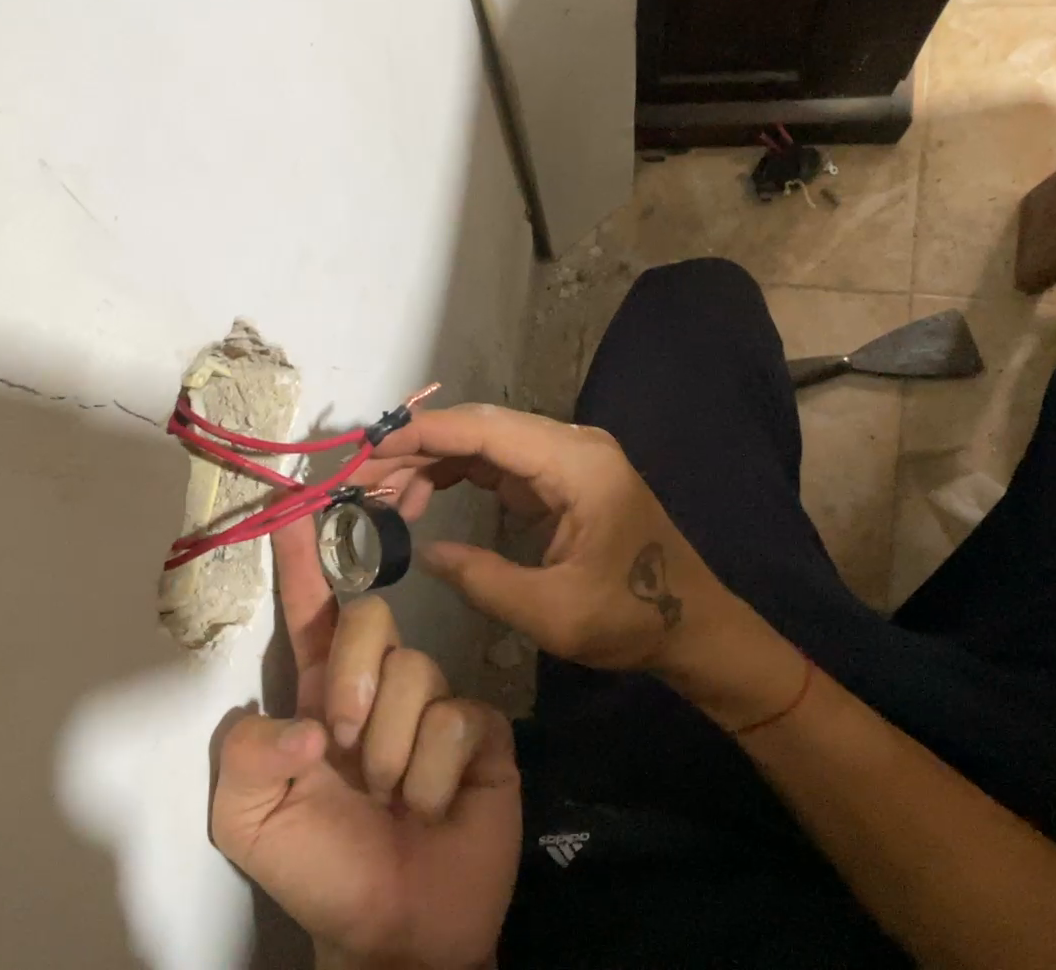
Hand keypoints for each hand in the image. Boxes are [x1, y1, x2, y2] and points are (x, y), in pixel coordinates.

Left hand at [209, 519, 520, 969]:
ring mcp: (434, 705)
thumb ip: (248, 754)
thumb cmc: (320, 870)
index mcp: (321, 695)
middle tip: (347, 747)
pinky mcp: (480, 732)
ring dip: (395, 751)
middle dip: (356, 677)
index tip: (299, 508)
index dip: (304, 563)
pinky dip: (436, 773)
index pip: (314, 613)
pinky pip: (459, 718)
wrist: (398, 930)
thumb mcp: (250, 820)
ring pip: (418, 673)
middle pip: (373, 621)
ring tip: (394, 800)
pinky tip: (435, 806)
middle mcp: (379, 686)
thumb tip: (311, 719)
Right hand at [370, 404, 719, 670]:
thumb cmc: (630, 619)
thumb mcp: (550, 612)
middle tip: (363, 480)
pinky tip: (425, 497)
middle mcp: (573, 446)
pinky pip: (501, 463)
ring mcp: (569, 459)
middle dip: (418, 449)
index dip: (423, 435)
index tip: (370, 451)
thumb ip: (481, 579)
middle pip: (481, 429)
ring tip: (386, 495)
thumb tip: (425, 551)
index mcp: (577, 465)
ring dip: (434, 462)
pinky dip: (459, 475)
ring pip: (486, 443)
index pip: (486, 431)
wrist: (692, 625)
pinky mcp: (563, 479)